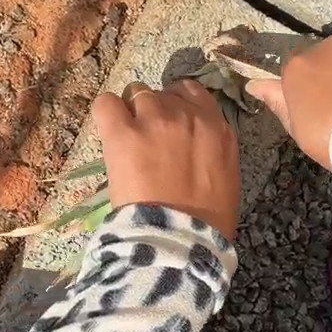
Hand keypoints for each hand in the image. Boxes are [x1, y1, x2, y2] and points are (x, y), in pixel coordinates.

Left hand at [92, 79, 240, 238]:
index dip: (177, 104)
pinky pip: (106, 103)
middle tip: (148, 141)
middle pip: (162, 94)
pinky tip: (110, 135)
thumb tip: (195, 144)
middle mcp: (187, 115)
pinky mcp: (123, 132)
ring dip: (132, 112)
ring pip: (136, 93)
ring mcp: (155, 119)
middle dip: (155, 112)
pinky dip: (107, 114)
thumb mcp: (225, 177)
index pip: (192, 92)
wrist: (180, 240)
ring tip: (128, 142)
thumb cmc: (208, 222)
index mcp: (217, 128)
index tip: (170, 124)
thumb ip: (212, 149)